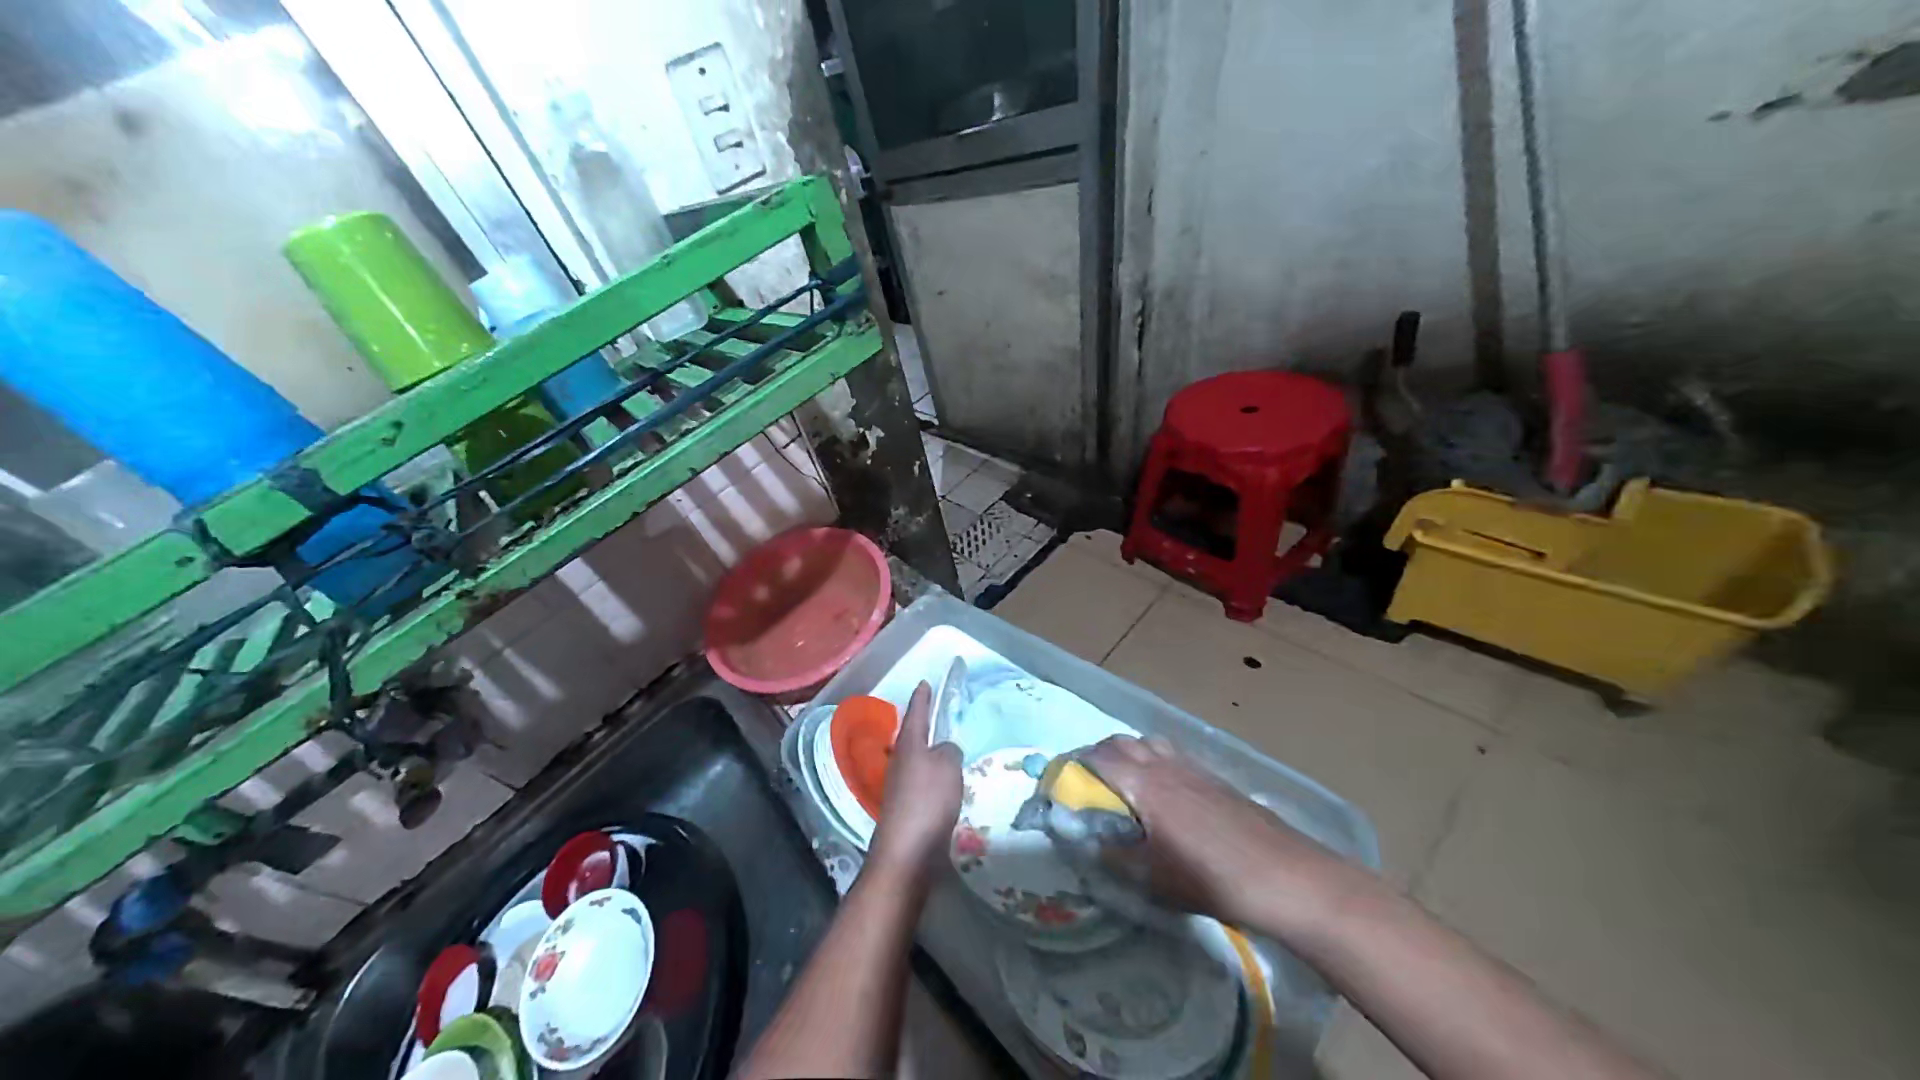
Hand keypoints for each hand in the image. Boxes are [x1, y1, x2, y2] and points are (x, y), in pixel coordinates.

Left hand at [866, 682, 962, 881]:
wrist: (907, 853)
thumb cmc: (927, 800)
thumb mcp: (948, 765)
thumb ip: (949, 750)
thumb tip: (944, 751)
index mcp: (909, 745)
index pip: (916, 713)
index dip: (922, 697)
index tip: (924, 682)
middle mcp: (900, 763)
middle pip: (913, 738)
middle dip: (923, 726)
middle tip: (938, 715)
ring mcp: (900, 788)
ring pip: (917, 762)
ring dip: (929, 755)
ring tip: (947, 751)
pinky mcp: (906, 811)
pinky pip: (922, 785)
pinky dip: (933, 780)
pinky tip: (945, 787)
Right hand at [1081, 736, 1377, 935]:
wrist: (1287, 877)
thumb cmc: (1213, 878)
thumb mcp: (1153, 878)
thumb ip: (1113, 857)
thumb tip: (1086, 842)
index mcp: (1145, 784)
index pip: (1098, 757)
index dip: (1074, 766)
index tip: (1061, 783)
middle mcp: (1166, 765)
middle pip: (1122, 742)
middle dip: (1099, 756)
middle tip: (1089, 784)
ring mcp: (1194, 768)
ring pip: (1150, 743)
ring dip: (1130, 755)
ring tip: (1125, 785)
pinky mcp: (1216, 779)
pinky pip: (1174, 756)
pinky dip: (1157, 763)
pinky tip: (1166, 795)